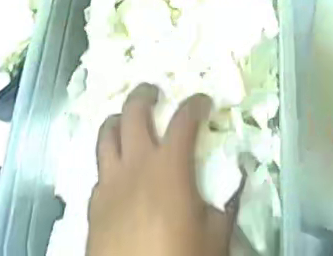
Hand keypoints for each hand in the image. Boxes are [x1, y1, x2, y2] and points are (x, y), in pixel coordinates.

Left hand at [88, 85, 235, 255]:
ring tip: (129, 121)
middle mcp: (136, 164)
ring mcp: (110, 183)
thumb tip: (239, 180)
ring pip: (106, 132)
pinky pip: (99, 170)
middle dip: (146, 94)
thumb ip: (226, 205)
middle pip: (134, 111)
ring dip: (119, 120)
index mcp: (169, 167)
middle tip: (157, 93)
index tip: (204, 102)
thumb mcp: (215, 240)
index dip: (196, 104)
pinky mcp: (93, 206)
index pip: (184, 119)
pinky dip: (110, 161)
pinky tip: (119, 173)